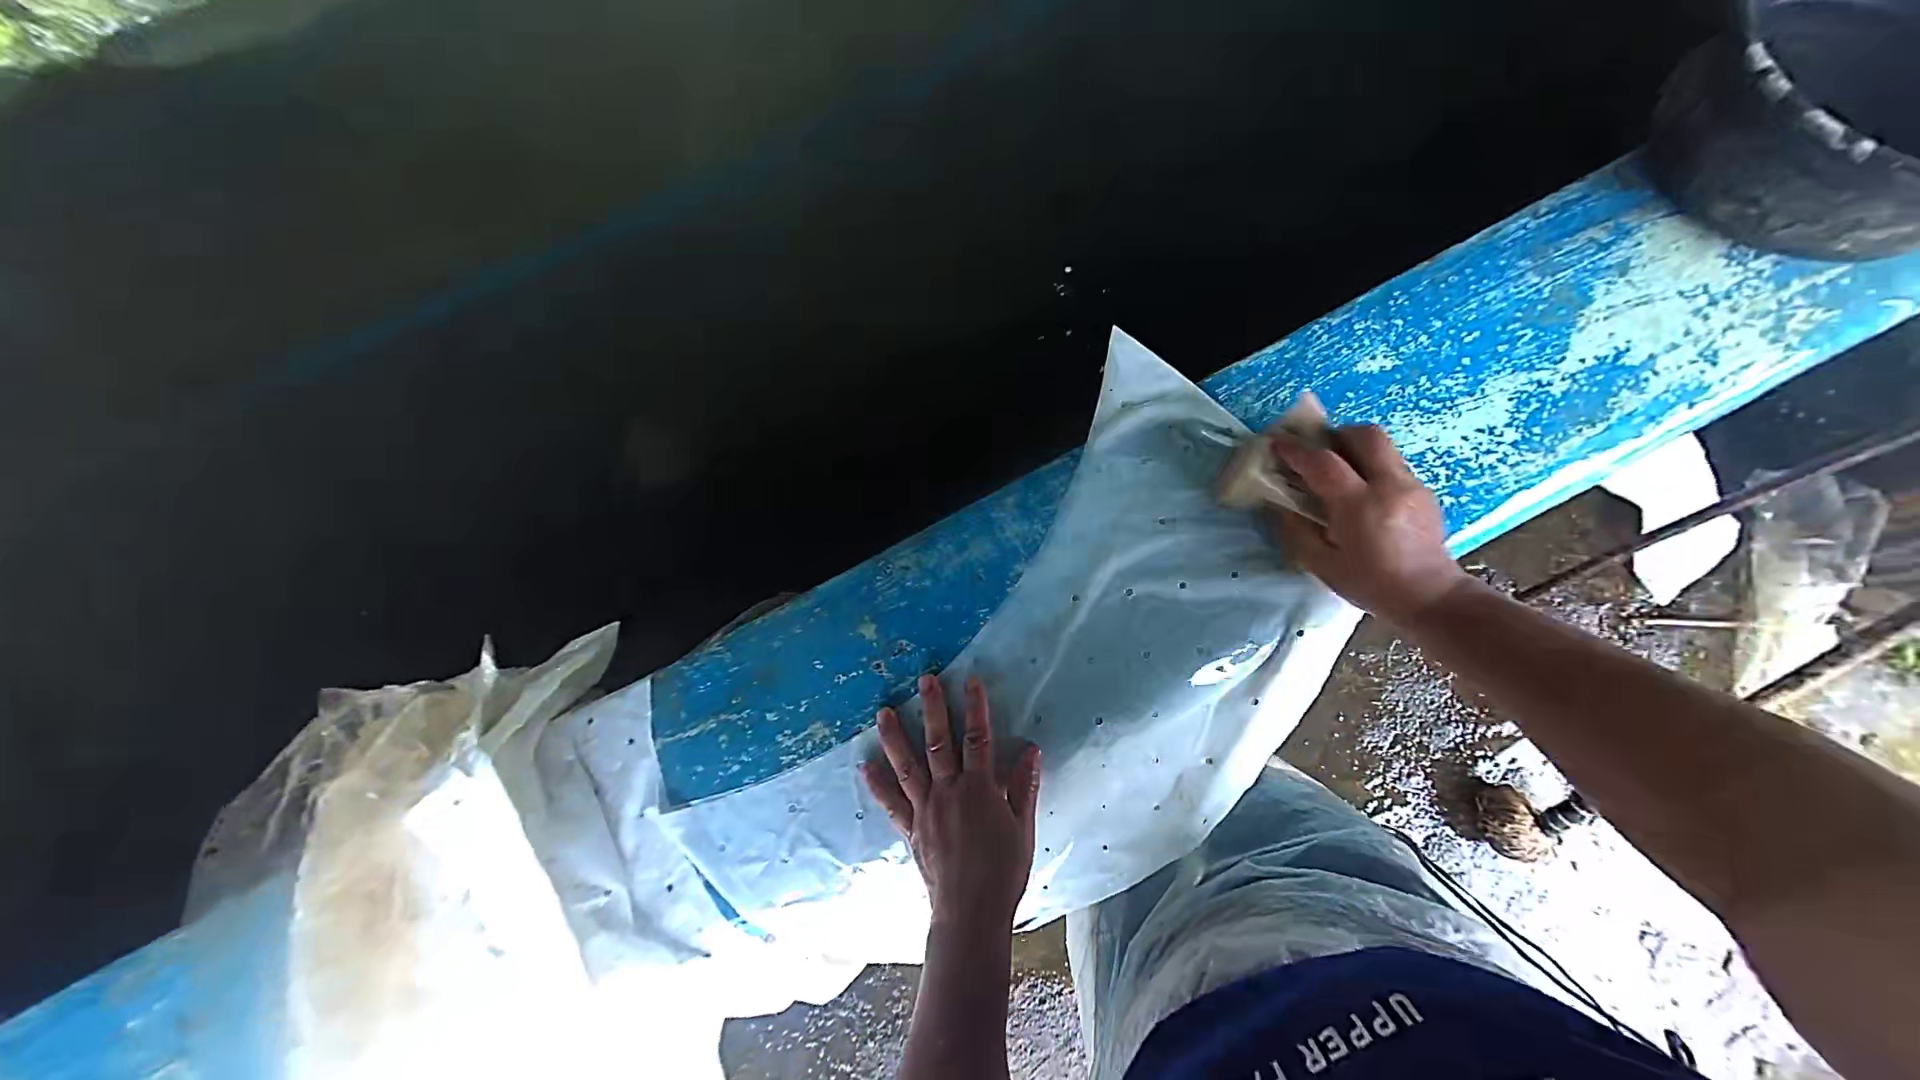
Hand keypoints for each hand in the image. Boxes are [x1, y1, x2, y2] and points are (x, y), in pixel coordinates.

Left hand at [864, 673, 1040, 927]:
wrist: (971, 912)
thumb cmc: (1003, 871)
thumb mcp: (1022, 828)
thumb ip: (1024, 787)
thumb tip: (1031, 750)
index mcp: (980, 789)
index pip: (979, 738)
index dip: (976, 708)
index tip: (971, 681)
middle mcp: (949, 791)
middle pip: (940, 742)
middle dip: (934, 708)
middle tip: (925, 680)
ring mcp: (926, 809)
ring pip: (908, 765)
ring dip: (896, 736)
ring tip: (884, 711)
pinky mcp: (912, 828)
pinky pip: (891, 802)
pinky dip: (877, 784)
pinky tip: (865, 766)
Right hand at [1269, 424, 1472, 624]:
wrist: (1430, 596)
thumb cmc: (1370, 584)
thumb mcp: (1320, 563)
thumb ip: (1297, 529)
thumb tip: (1282, 504)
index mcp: (1359, 505)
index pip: (1324, 463)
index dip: (1296, 450)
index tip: (1277, 444)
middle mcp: (1390, 486)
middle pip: (1365, 435)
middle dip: (1336, 435)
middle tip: (1317, 452)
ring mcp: (1412, 486)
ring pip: (1383, 446)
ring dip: (1355, 449)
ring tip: (1339, 472)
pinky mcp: (1424, 492)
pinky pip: (1393, 465)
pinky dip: (1372, 468)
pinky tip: (1363, 495)